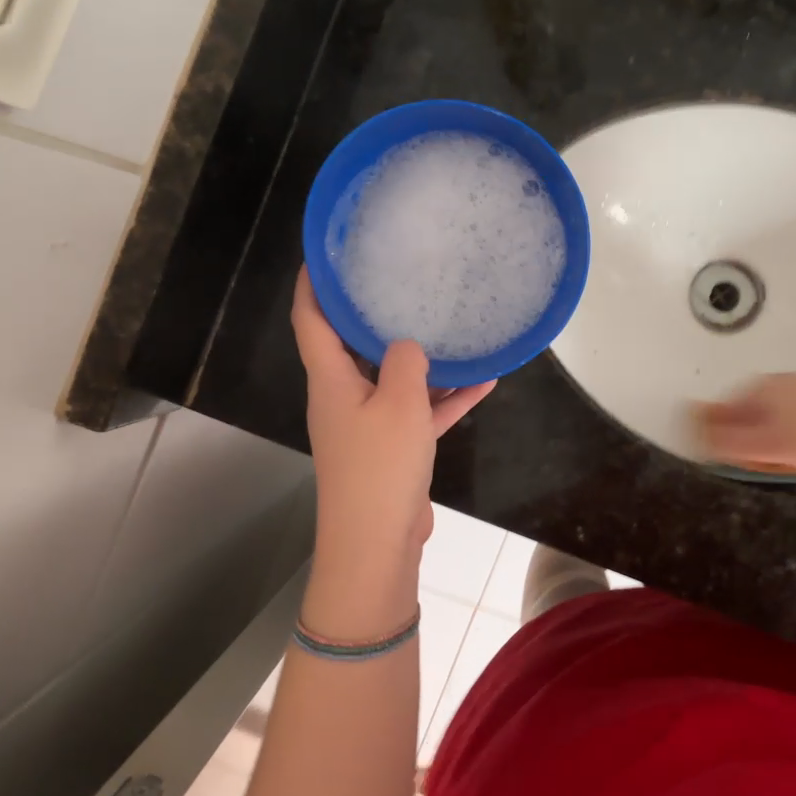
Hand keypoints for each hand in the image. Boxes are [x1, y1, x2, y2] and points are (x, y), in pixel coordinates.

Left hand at [291, 268, 494, 559]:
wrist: (377, 542)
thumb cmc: (380, 466)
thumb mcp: (400, 404)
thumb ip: (407, 362)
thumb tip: (408, 345)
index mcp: (330, 380)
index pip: (311, 319)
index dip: (313, 283)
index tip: (327, 252)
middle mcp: (343, 397)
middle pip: (353, 345)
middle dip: (374, 313)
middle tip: (402, 279)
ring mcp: (368, 425)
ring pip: (393, 378)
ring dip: (421, 357)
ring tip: (449, 324)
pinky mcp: (393, 450)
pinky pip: (419, 413)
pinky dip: (445, 398)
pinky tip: (484, 381)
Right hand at [693, 373, 795, 472]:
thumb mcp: (764, 447)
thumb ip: (724, 440)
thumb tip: (690, 430)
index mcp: (761, 387)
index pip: (722, 409)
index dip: (717, 436)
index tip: (722, 458)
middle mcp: (782, 382)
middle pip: (748, 413)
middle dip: (746, 440)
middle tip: (755, 466)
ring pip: (774, 418)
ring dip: (770, 441)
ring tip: (781, 466)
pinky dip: (793, 439)